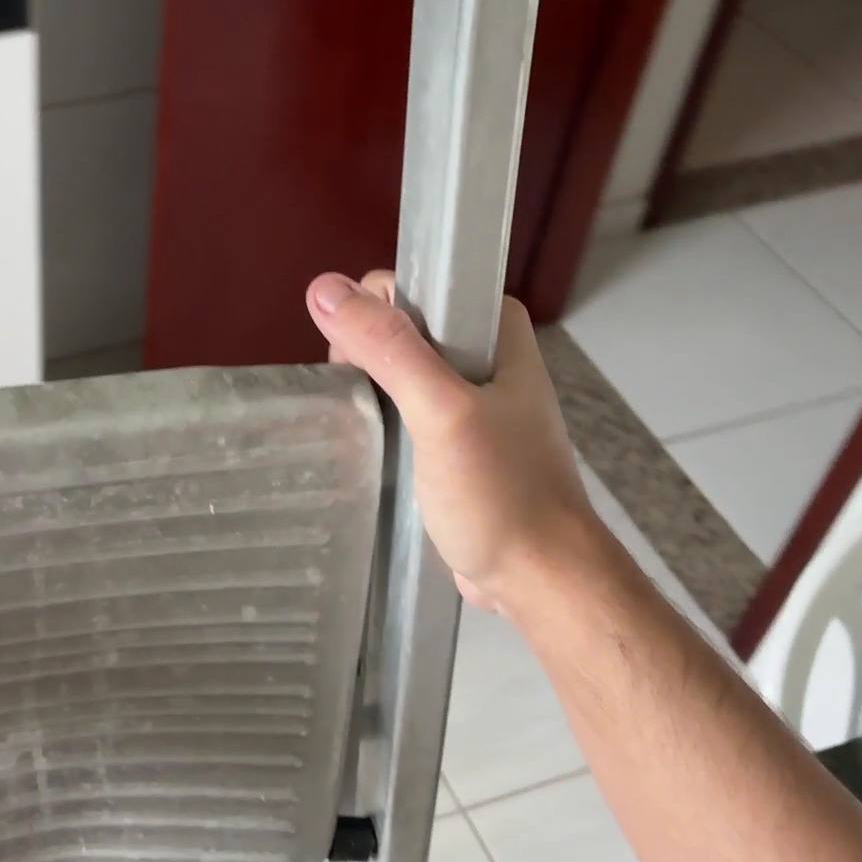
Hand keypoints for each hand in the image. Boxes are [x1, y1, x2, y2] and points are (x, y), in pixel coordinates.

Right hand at [306, 271, 596, 610]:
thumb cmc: (500, 495)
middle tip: (362, 403)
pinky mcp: (450, 442)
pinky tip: (367, 446)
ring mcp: (467, 403)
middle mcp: (482, 357)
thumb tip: (325, 291)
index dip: (375, 310)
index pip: (416, 284)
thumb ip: (390, 350)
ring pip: (394, 372)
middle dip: (363, 353)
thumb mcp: (442, 413)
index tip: (358, 360)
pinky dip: (376, 420)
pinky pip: (399, 411)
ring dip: (365, 390)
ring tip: (361, 429)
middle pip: (398, 326)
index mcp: (495, 331)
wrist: (536, 577)